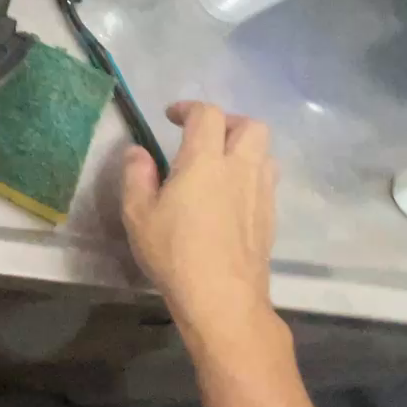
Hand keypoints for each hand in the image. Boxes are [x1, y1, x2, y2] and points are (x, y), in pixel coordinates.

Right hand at [120, 101, 280, 352]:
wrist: (222, 299)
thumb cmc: (173, 252)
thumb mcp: (137, 213)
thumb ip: (136, 175)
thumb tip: (139, 152)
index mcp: (205, 162)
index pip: (207, 115)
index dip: (188, 108)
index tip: (170, 117)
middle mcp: (240, 169)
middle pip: (251, 126)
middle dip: (227, 122)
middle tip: (202, 136)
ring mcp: (261, 194)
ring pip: (265, 152)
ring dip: (244, 147)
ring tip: (218, 162)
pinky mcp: (270, 217)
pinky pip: (267, 179)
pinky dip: (250, 173)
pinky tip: (229, 194)